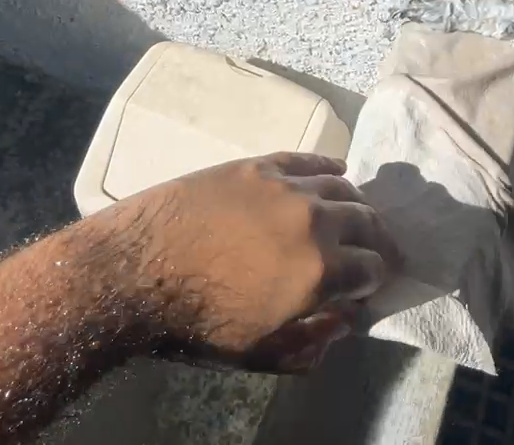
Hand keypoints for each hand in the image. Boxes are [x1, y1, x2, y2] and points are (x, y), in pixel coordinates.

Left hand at [112, 152, 401, 371]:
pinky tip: (337, 171)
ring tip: (355, 214)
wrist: (134, 269)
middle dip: (378, 239)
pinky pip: (309, 160)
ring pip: (342, 186)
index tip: (369, 285)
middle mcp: (315, 219)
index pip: (372, 268)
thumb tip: (344, 322)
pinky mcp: (261, 164)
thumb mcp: (257, 354)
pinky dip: (329, 167)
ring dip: (356, 203)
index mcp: (320, 270)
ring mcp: (288, 185)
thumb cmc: (194, 322)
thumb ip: (311, 343)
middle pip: (367, 220)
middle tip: (379, 249)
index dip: (376, 280)